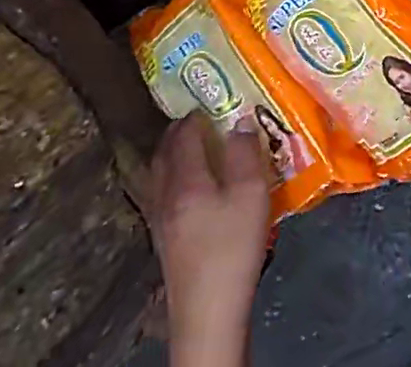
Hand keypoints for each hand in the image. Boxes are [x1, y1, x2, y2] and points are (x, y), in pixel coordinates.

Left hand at [136, 112, 271, 366]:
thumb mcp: (251, 194)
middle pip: (164, 154)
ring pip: (160, 174)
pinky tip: (193, 186)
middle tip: (201, 118)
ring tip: (196, 146)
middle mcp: (165, 195)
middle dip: (179, 132)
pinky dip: (175, 177)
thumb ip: (245, 153)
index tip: (212, 99)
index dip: (196, 115)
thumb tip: (240, 120)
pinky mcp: (164, 241)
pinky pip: (163, 193)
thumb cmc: (232, 247)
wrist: (208, 312)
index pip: (184, 136)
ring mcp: (160, 220)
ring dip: (174, 155)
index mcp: (185, 180)